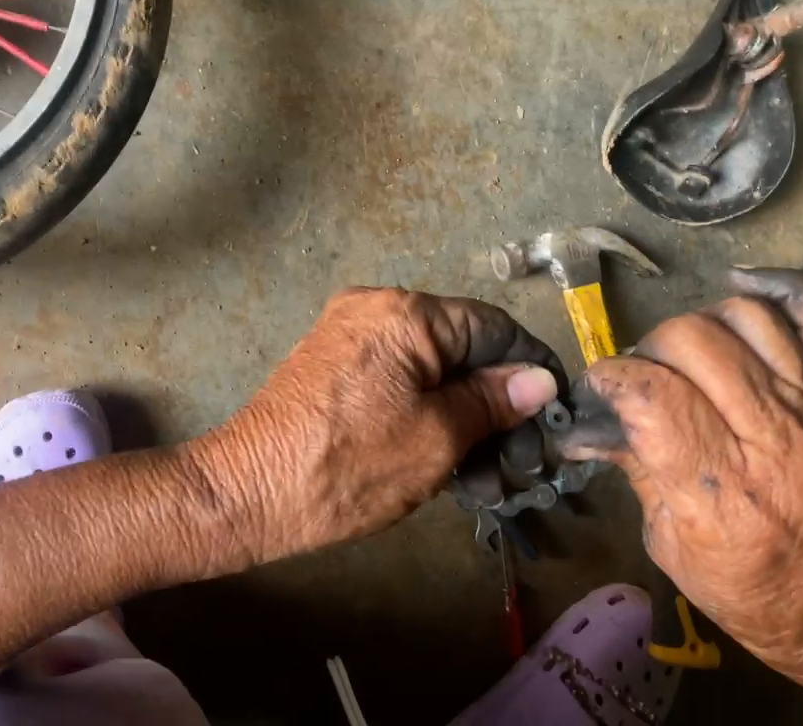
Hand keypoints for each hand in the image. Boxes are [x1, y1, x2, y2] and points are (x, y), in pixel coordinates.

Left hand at [197, 288, 561, 562]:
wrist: (248, 492)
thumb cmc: (350, 466)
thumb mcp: (437, 438)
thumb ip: (493, 401)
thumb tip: (540, 378)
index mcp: (404, 314)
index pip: (491, 325)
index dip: (530, 369)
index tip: (555, 417)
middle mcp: (376, 309)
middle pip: (460, 350)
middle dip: (496, 408)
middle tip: (518, 468)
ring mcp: (351, 337)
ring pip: (431, 373)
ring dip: (464, 423)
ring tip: (484, 486)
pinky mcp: (336, 367)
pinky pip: (400, 383)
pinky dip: (428, 418)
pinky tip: (447, 469)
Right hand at [565, 269, 802, 709]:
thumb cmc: (754, 591)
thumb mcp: (668, 544)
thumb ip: (632, 468)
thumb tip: (576, 425)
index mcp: (722, 489)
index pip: (652, 393)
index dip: (610, 380)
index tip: (598, 394)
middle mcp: (771, 437)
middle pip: (693, 340)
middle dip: (648, 351)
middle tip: (643, 383)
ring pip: (747, 319)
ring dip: (699, 326)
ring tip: (686, 358)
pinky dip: (787, 291)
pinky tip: (743, 294)